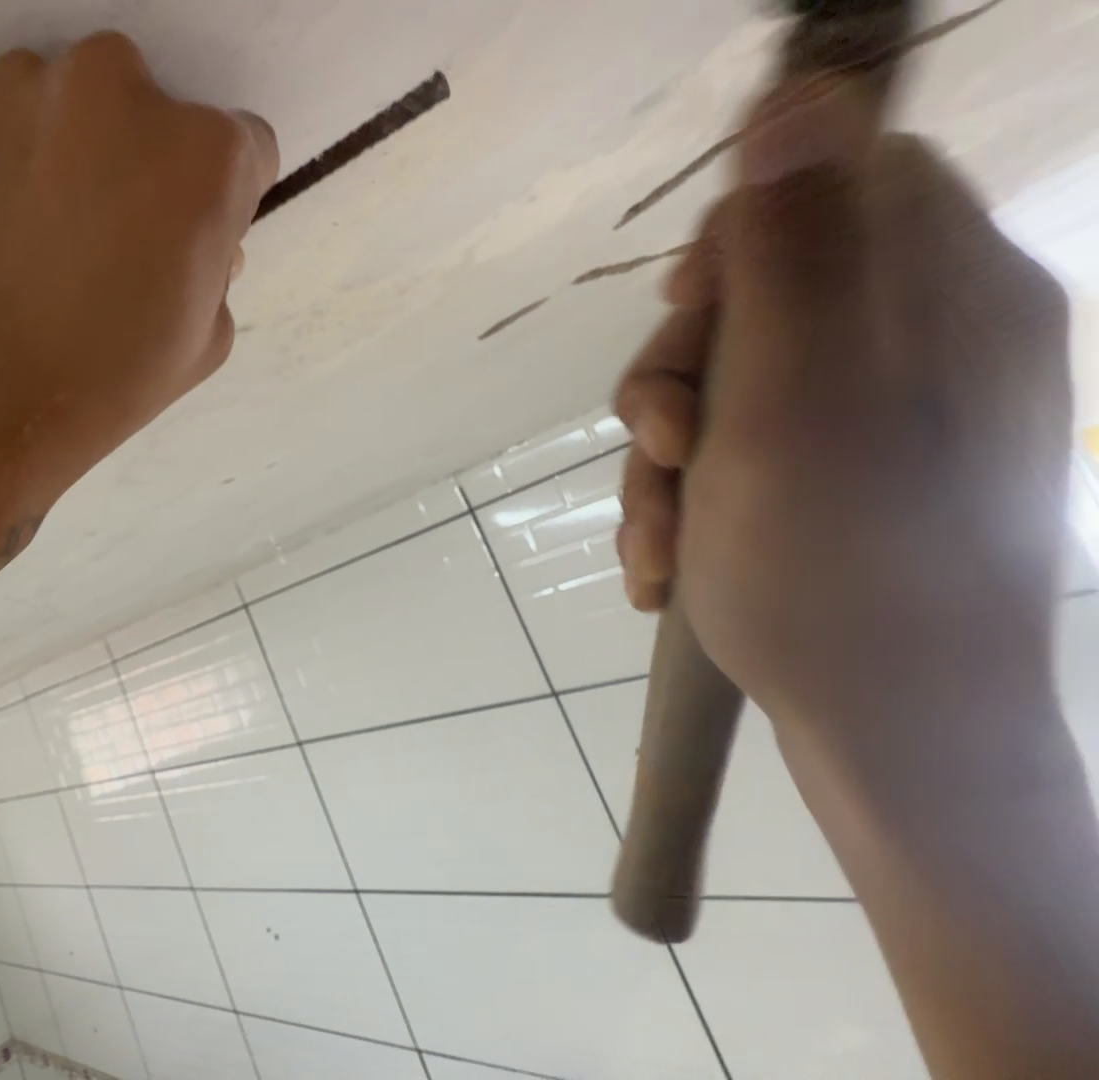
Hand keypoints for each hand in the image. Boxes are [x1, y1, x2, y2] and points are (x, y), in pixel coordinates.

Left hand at [0, 33, 278, 511]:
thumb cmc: (99, 387)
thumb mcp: (203, 342)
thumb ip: (216, 265)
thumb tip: (192, 238)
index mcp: (201, 152)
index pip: (242, 148)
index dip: (217, 202)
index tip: (184, 241)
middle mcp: (116, 88)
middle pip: (154, 113)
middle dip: (143, 167)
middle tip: (111, 244)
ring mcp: (23, 91)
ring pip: (75, 108)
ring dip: (73, 155)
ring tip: (46, 242)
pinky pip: (7, 126)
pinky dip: (11, 164)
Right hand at [613, 78, 1072, 725]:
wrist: (895, 731)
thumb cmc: (839, 569)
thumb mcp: (794, 403)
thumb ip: (794, 251)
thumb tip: (800, 90)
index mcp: (943, 297)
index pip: (840, 181)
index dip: (743, 229)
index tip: (686, 310)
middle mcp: (921, 342)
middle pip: (760, 296)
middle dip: (677, 375)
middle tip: (661, 447)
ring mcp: (876, 418)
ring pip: (727, 387)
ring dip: (663, 461)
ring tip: (655, 543)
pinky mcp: (837, 479)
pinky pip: (738, 452)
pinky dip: (687, 500)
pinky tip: (669, 563)